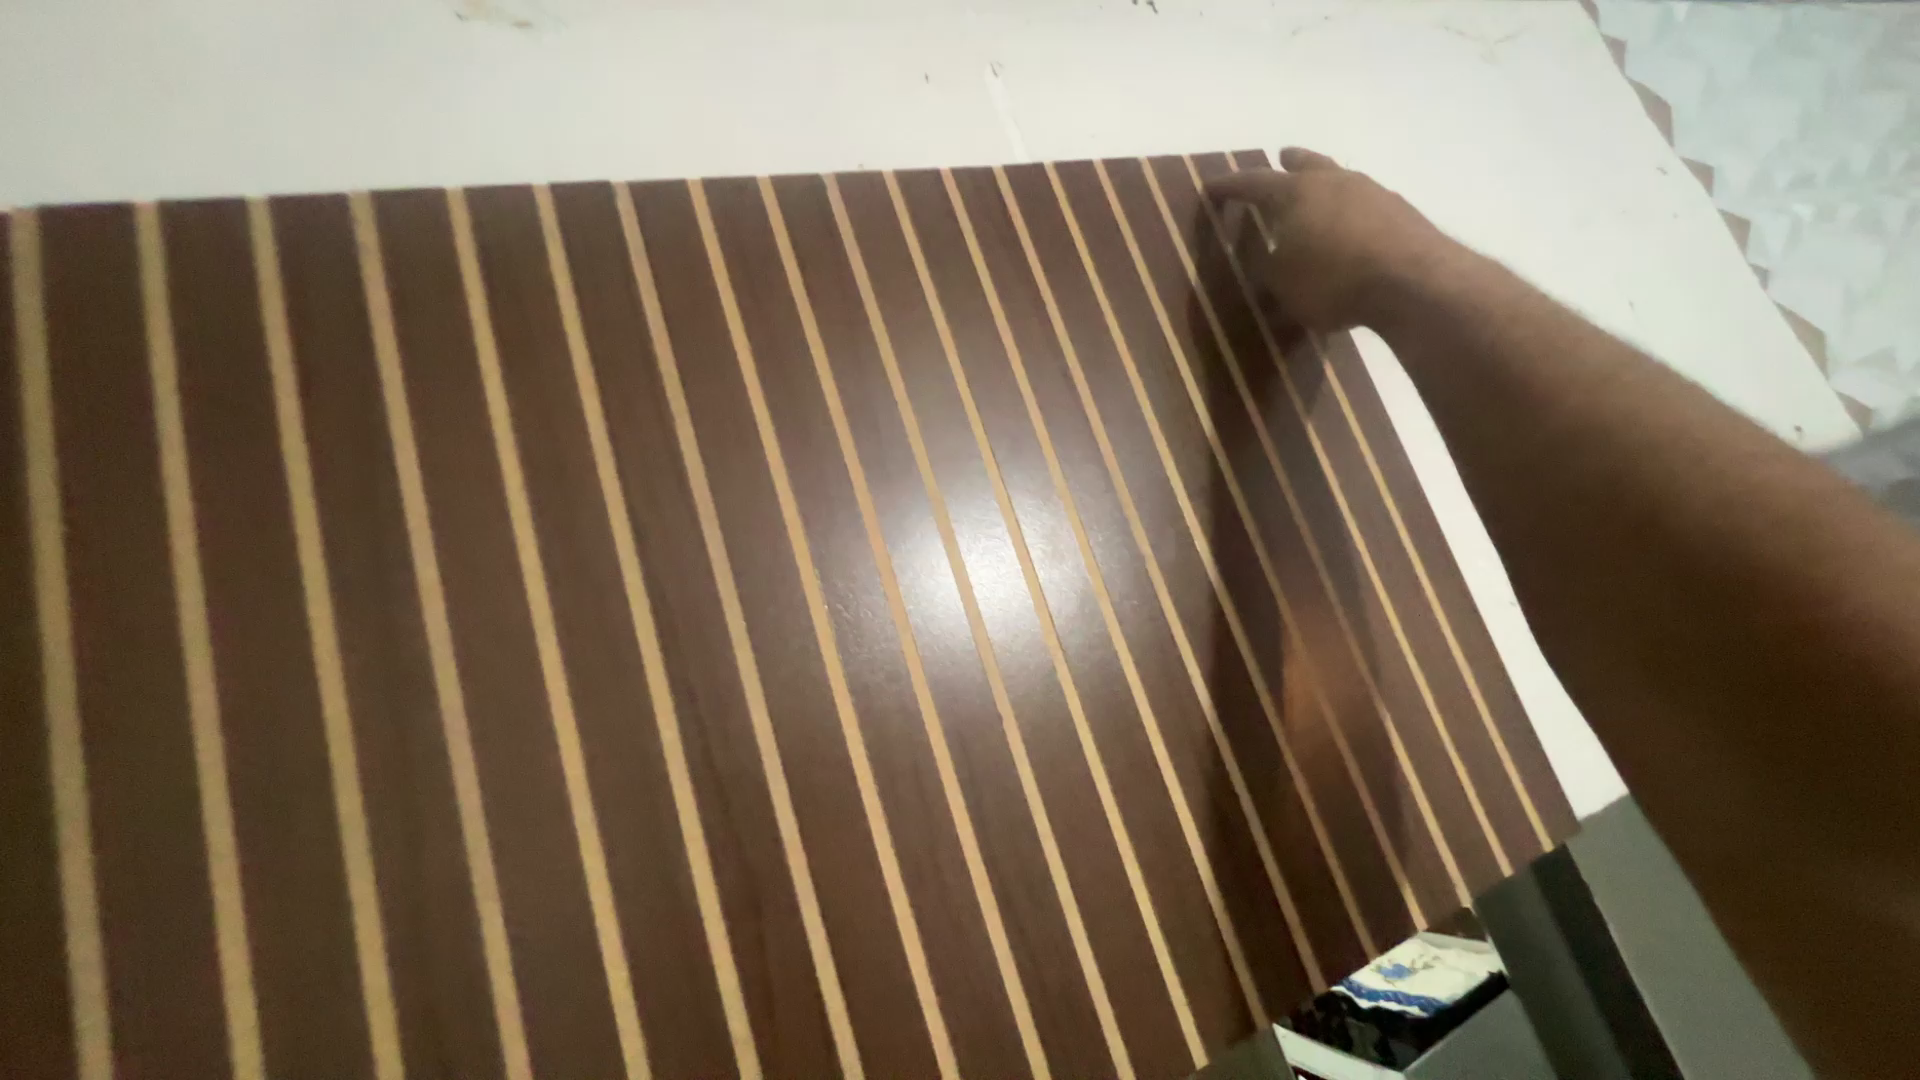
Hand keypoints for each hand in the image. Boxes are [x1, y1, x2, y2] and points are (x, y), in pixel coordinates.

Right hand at [1206, 147, 1454, 331]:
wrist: (1411, 282)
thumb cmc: (1331, 281)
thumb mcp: (1282, 284)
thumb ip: (1268, 266)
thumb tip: (1268, 257)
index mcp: (1295, 193)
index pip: (1253, 182)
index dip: (1230, 185)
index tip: (1212, 186)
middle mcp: (1333, 181)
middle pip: (1306, 163)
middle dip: (1289, 163)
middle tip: (1281, 159)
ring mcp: (1371, 192)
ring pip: (1339, 179)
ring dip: (1324, 185)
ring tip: (1316, 198)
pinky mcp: (1399, 212)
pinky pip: (1363, 204)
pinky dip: (1349, 212)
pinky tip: (1349, 229)